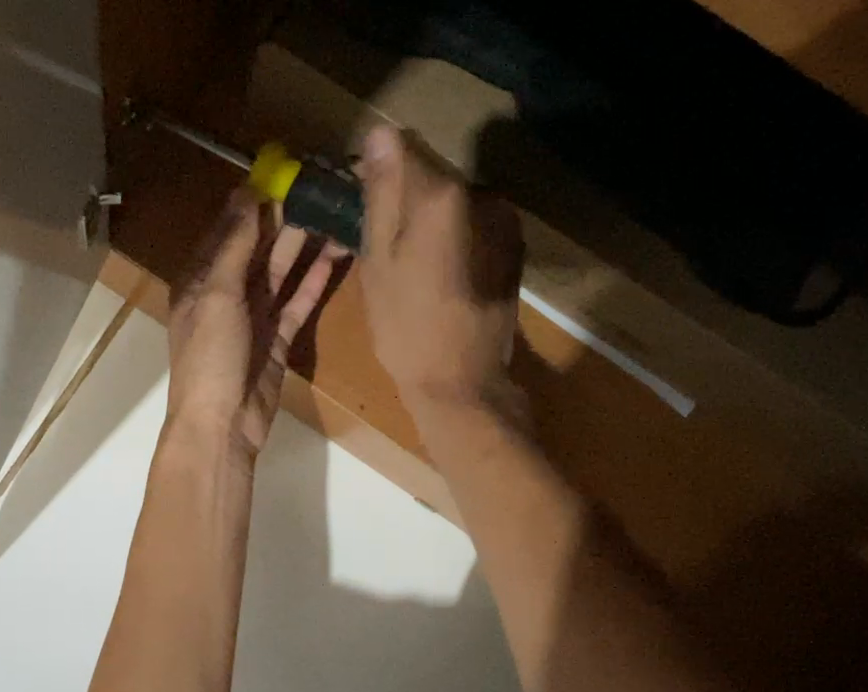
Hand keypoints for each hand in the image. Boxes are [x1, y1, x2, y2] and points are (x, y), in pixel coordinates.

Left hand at [165, 192, 343, 464]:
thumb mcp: (216, 295)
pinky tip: (338, 252)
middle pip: (257, 249)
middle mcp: (224, 296)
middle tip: (322, 185)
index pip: (227, 232)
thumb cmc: (209, 357)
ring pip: (281, 273)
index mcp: (199, 282)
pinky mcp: (277, 339)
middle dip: (286, 219)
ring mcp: (253, 319)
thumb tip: (247, 193)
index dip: (253, 202)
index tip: (285, 170)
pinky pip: (298, 302)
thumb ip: (234, 245)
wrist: (221, 424)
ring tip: (336, 209)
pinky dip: (316, 280)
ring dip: (305, 245)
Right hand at [355, 126, 523, 414]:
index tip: (354, 202)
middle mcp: (483, 194)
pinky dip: (450, 238)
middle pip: (431, 176)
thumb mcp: (377, 263)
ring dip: (426, 220)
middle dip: (402, 197)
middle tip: (374, 240)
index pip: (403, 151)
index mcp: (443, 196)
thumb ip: (381, 196)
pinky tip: (435, 275)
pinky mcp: (513, 245)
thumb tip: (380, 133)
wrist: (460, 382)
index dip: (374, 172)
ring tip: (405, 263)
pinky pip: (471, 224)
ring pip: (451, 202)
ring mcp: (505, 220)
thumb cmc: (404, 328)